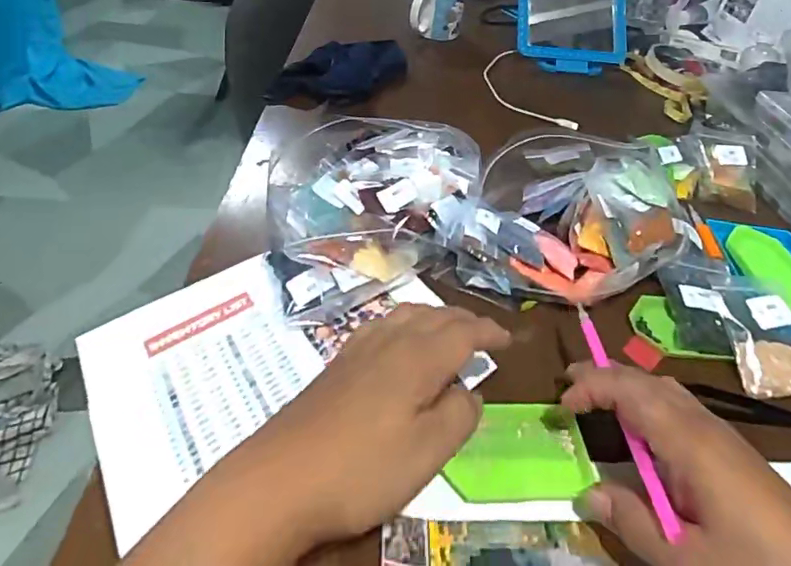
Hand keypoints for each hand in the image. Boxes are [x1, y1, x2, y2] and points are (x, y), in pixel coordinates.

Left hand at [123, 305, 510, 565]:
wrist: (281, 476)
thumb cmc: (362, 468)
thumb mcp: (427, 452)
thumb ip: (458, 415)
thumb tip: (469, 389)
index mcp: (417, 356)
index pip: (463, 331)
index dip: (489, 332)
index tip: (509, 338)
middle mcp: (390, 339)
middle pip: (435, 316)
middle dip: (464, 320)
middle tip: (485, 335)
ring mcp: (359, 346)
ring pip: (407, 314)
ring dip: (434, 317)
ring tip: (448, 331)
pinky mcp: (338, 361)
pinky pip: (384, 324)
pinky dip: (405, 323)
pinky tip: (398, 341)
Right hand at [559, 364, 790, 565]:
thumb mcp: (686, 559)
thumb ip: (634, 522)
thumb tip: (586, 491)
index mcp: (688, 439)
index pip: (629, 391)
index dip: (592, 387)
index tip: (562, 403)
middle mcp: (704, 425)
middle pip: (649, 382)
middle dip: (607, 376)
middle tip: (571, 384)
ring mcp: (725, 437)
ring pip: (668, 392)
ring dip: (631, 389)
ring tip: (601, 401)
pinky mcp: (737, 455)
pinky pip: (684, 411)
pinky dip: (653, 407)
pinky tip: (648, 438)